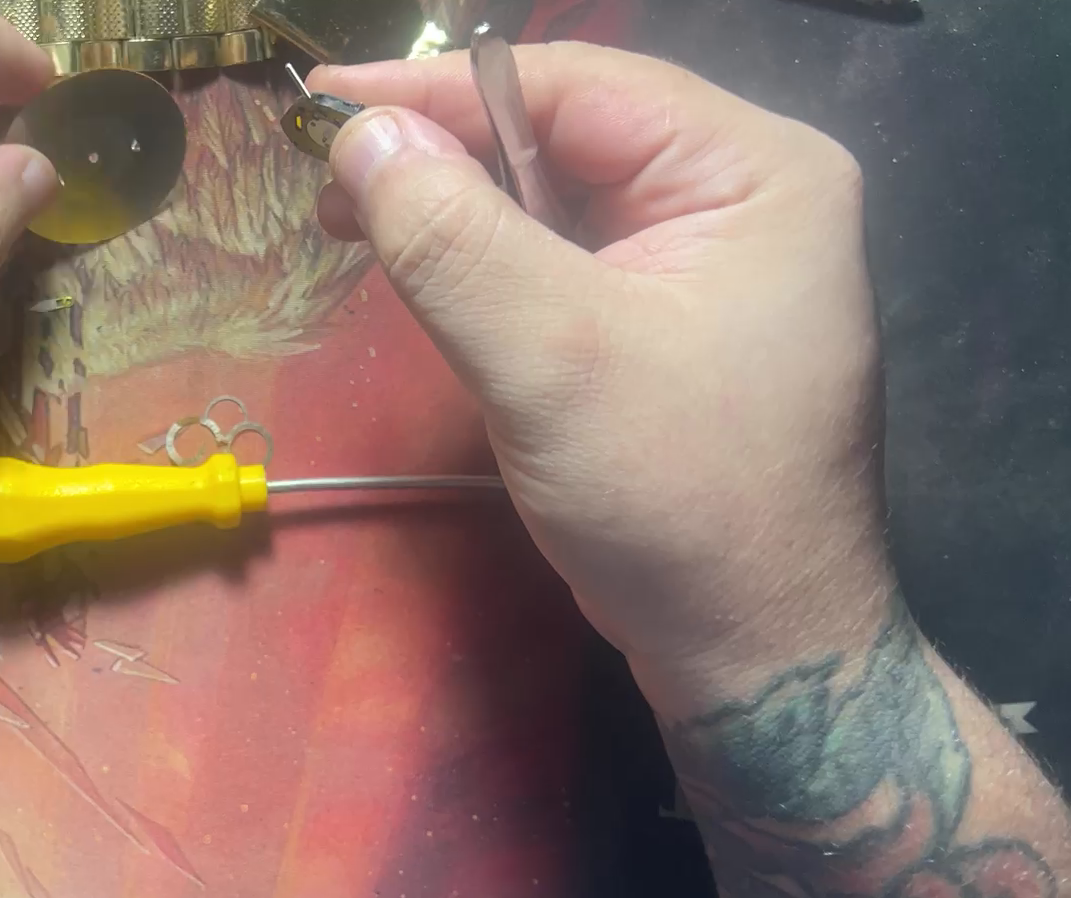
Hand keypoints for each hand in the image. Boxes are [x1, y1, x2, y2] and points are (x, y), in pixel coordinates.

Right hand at [312, 44, 890, 696]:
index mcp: (744, 170)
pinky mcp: (644, 329)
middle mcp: (723, 200)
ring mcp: (684, 270)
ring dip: (447, 214)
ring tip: (356, 224)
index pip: (569, 87)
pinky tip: (425, 276)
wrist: (742, 638)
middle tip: (328, 185)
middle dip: (438, 156)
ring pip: (541, 208)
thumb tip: (361, 141)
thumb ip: (455, 245)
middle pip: (554, 140)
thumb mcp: (553, 361)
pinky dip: (474, 267)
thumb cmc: (670, 497)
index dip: (437, 92)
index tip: (325, 112)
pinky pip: (545, 270)